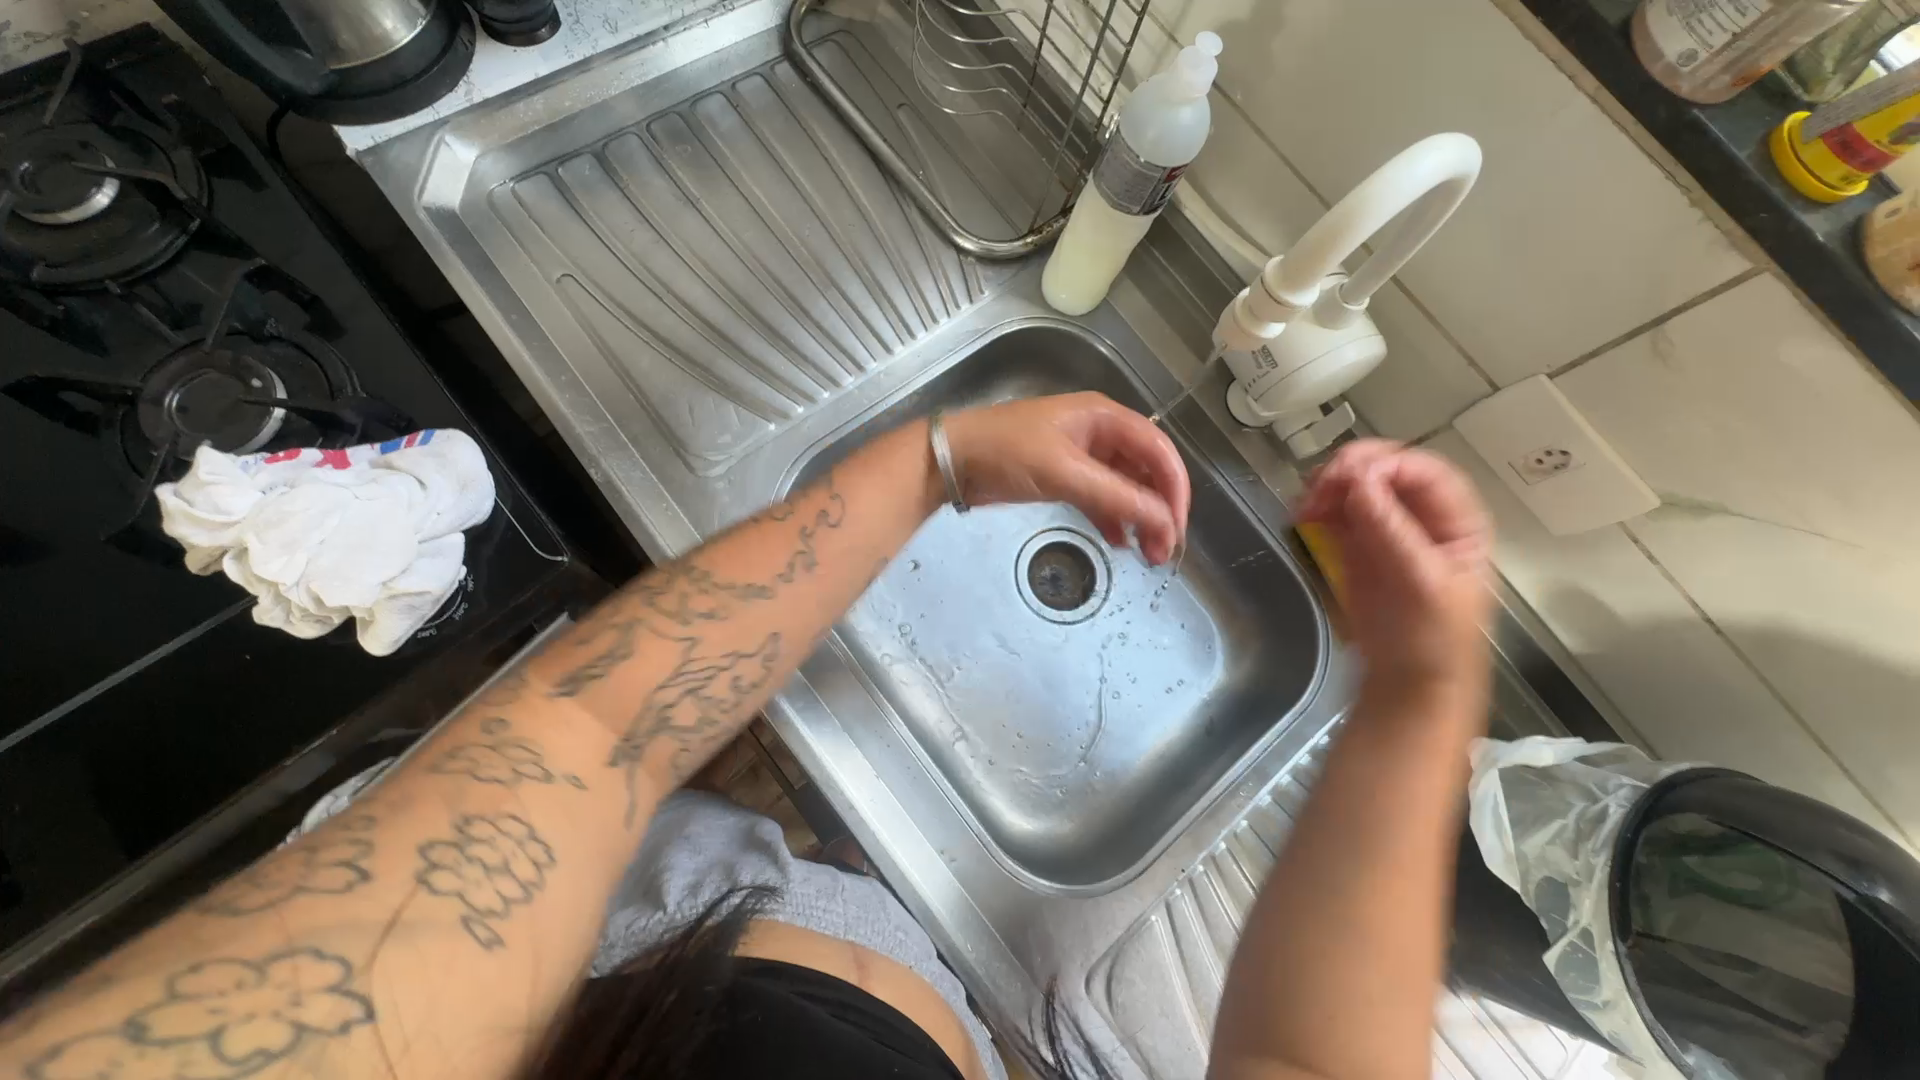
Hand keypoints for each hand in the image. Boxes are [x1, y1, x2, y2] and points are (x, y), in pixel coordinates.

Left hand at [942, 392, 1190, 563]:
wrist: (951, 460)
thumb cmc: (1007, 453)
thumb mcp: (1065, 473)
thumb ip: (1117, 497)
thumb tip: (1165, 522)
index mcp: (1105, 417)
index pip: (1158, 450)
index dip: (1174, 488)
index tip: (1177, 527)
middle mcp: (1099, 432)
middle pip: (1146, 470)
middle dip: (1159, 509)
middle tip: (1163, 551)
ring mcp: (1082, 456)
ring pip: (1125, 488)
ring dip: (1139, 518)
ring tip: (1147, 556)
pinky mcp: (1064, 477)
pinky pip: (1101, 499)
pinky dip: (1113, 519)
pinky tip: (1120, 543)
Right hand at [1296, 440, 1491, 688]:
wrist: (1409, 681)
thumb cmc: (1432, 637)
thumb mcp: (1421, 583)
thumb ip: (1391, 531)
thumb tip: (1358, 480)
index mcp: (1456, 520)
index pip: (1425, 472)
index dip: (1388, 464)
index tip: (1349, 477)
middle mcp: (1423, 516)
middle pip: (1386, 469)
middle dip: (1350, 470)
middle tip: (1318, 488)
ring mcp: (1387, 528)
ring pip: (1356, 485)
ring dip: (1327, 487)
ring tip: (1306, 508)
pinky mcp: (1356, 543)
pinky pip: (1336, 510)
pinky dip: (1318, 506)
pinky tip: (1303, 517)